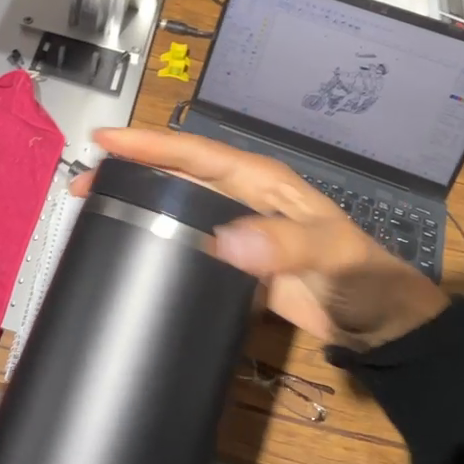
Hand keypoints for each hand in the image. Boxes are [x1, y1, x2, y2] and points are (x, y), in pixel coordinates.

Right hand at [71, 127, 450, 350]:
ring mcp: (237, 230)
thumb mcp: (329, 253)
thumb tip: (220, 241)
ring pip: (178, 206)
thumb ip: (282, 244)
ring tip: (95, 208)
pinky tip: (135, 247)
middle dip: (132, 170)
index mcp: (262, 181)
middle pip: (178, 175)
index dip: (153, 145)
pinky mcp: (234, 262)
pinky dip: (159, 239)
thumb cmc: (362, 275)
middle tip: (84, 181)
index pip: (198, 154)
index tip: (107, 141)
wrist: (380, 322)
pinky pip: (188, 242)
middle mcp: (243, 197)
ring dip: (139, 202)